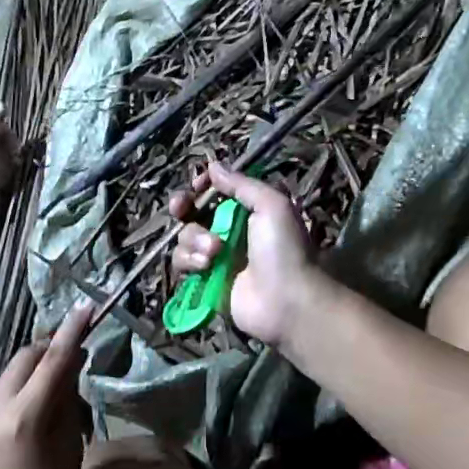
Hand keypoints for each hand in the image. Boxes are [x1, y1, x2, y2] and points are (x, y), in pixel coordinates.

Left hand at [0, 302, 92, 468]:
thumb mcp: (69, 453)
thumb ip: (67, 404)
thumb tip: (69, 369)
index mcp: (26, 416)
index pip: (55, 359)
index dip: (73, 331)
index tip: (85, 307)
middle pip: (26, 358)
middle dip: (49, 350)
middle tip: (71, 356)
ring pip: (2, 373)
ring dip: (25, 369)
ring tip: (43, 383)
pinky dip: (1, 388)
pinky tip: (11, 400)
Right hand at [168, 162, 336, 347]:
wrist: (287, 302)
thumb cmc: (284, 249)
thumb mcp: (271, 205)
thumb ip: (241, 184)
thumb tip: (213, 166)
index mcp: (247, 210)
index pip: (215, 190)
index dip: (202, 185)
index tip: (198, 186)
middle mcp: (228, 230)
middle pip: (191, 210)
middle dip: (183, 205)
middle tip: (181, 208)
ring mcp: (214, 256)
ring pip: (185, 236)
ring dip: (195, 239)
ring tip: (215, 251)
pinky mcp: (204, 280)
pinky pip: (182, 262)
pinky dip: (190, 261)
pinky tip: (206, 266)